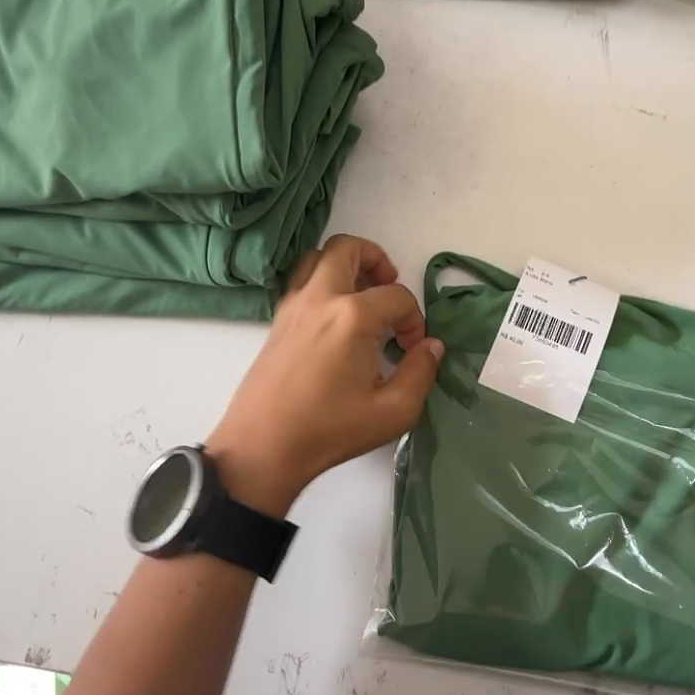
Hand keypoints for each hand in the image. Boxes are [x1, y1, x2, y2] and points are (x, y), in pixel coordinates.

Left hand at [206, 235, 443, 517]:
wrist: (263, 447)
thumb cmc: (331, 430)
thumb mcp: (394, 411)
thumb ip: (421, 373)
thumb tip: (431, 346)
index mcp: (353, 316)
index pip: (397, 296)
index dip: (414, 319)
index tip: (411, 349)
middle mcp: (321, 298)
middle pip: (347, 248)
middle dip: (376, 259)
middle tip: (388, 288)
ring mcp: (293, 306)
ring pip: (317, 257)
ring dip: (344, 264)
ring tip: (361, 295)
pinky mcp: (277, 321)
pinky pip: (300, 280)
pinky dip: (321, 282)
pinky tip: (334, 317)